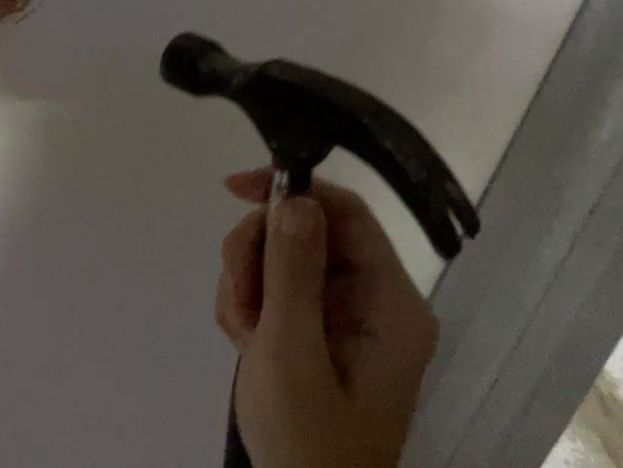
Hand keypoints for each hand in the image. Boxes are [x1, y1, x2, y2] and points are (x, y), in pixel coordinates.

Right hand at [215, 170, 439, 467]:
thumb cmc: (308, 434)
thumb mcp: (291, 350)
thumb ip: (293, 273)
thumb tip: (297, 198)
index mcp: (390, 304)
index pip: (346, 214)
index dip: (291, 190)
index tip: (232, 190)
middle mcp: (372, 301)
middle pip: (302, 231)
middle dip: (257, 253)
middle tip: (238, 292)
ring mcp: (342, 315)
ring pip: (277, 256)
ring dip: (245, 284)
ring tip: (244, 331)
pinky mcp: (314, 328)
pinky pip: (269, 285)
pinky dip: (245, 304)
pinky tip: (246, 340)